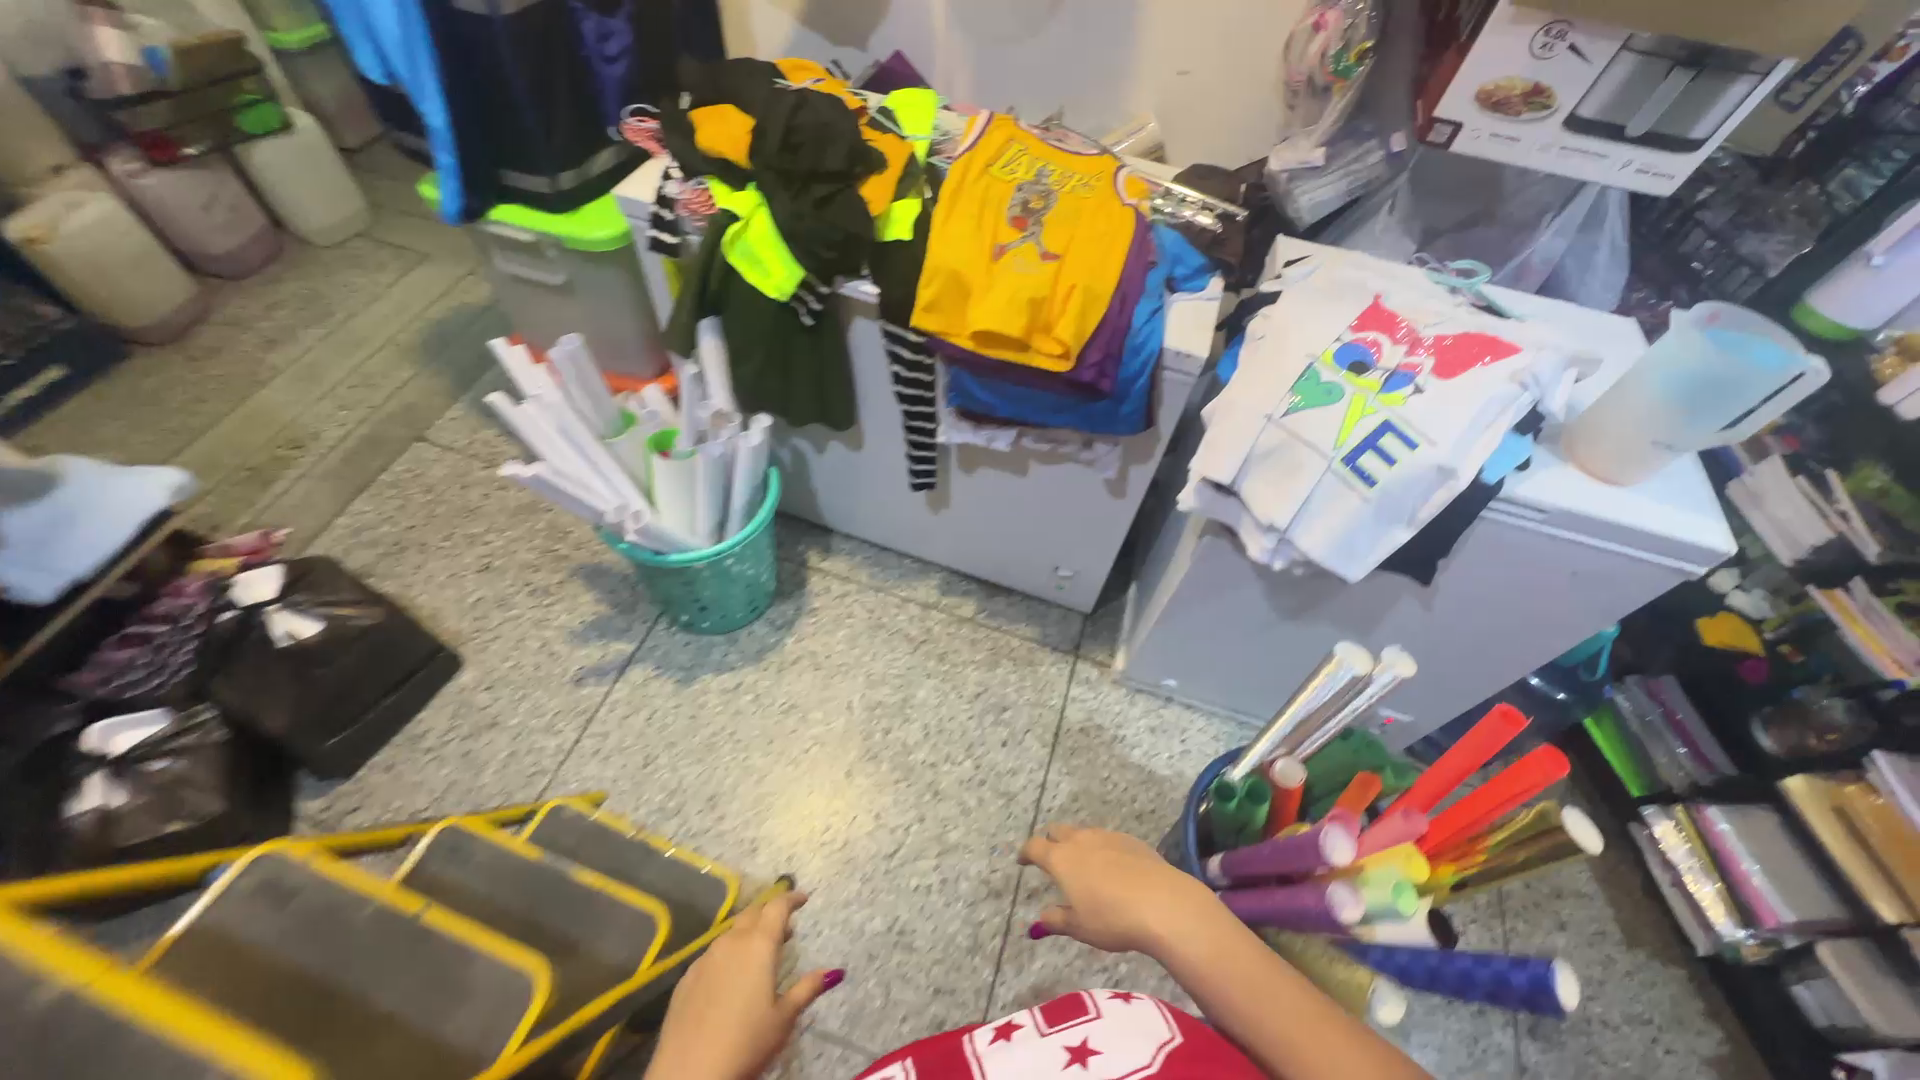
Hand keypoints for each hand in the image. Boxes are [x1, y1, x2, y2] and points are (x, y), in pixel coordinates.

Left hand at [644, 891, 841, 1079]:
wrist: (688, 1073)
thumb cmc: (746, 1043)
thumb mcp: (784, 1018)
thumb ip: (807, 989)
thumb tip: (833, 971)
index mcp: (758, 946)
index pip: (777, 908)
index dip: (791, 898)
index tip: (803, 898)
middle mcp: (730, 943)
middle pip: (752, 914)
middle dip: (769, 912)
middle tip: (785, 925)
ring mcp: (704, 960)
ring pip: (730, 933)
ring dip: (748, 933)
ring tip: (761, 950)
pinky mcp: (686, 979)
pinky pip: (713, 954)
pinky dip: (729, 953)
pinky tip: (731, 976)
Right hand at [1018, 824, 1224, 960]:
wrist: (1164, 904)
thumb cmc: (1112, 919)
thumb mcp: (1079, 927)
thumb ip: (1056, 920)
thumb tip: (1041, 917)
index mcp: (1062, 859)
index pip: (1034, 846)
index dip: (1026, 852)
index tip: (1022, 860)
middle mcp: (1082, 840)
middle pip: (1058, 830)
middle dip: (1051, 841)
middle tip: (1052, 858)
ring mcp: (1109, 837)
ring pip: (1085, 832)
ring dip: (1078, 844)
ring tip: (1084, 864)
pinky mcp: (1133, 841)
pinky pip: (1109, 839)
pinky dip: (1103, 849)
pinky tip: (1114, 868)